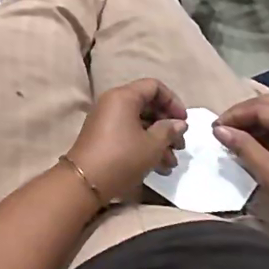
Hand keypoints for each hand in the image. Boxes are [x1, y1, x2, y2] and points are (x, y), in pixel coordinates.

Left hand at [64, 79, 188, 206]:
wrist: (85, 181)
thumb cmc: (122, 157)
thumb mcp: (152, 145)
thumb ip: (169, 130)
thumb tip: (179, 123)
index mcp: (123, 97)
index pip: (154, 86)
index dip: (173, 101)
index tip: (183, 122)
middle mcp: (113, 103)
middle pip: (147, 105)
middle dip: (167, 125)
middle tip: (180, 145)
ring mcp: (106, 120)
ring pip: (139, 123)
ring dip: (158, 140)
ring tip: (171, 162)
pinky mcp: (104, 136)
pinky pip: (129, 133)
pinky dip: (144, 145)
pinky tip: (159, 167)